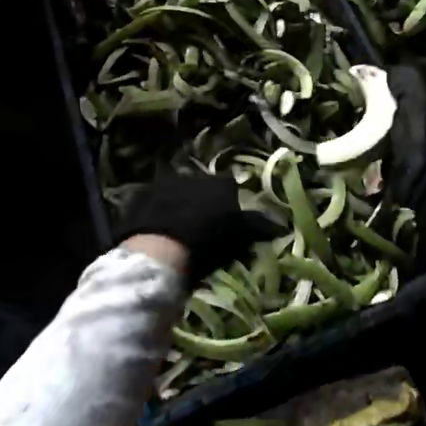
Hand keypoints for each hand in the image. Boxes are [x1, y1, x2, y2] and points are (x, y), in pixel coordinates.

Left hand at [114, 170, 282, 282]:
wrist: (160, 250)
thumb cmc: (206, 242)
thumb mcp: (239, 236)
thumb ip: (259, 227)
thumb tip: (284, 225)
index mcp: (220, 183)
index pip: (230, 186)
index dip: (228, 201)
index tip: (227, 217)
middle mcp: (195, 175)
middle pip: (203, 185)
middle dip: (202, 198)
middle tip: (202, 221)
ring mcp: (165, 183)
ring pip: (177, 189)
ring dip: (178, 201)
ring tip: (178, 223)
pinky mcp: (141, 196)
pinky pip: (152, 199)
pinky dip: (155, 208)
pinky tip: (156, 224)